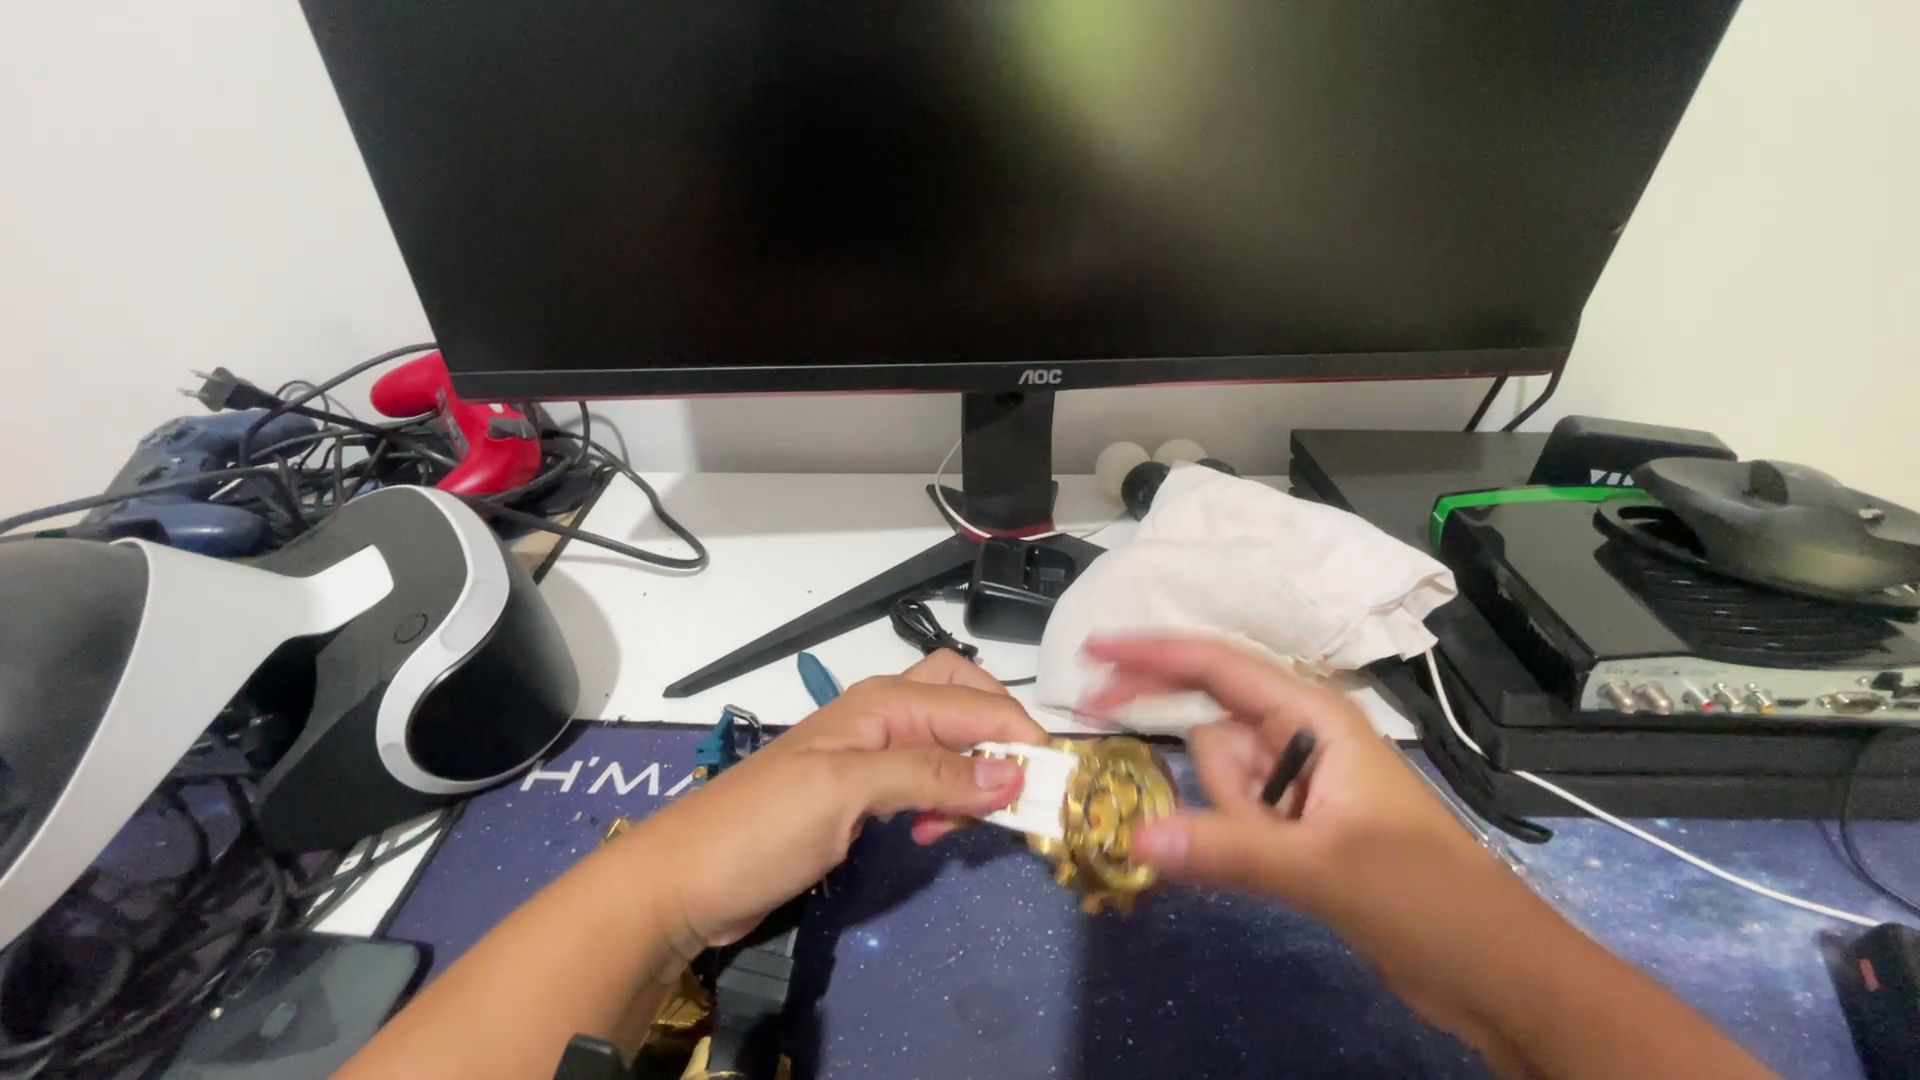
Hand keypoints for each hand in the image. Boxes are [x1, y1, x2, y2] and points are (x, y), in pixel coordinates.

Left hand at [621, 650, 1047, 956]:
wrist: (686, 879)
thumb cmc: (762, 826)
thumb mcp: (848, 792)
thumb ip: (931, 775)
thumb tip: (1014, 775)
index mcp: (883, 702)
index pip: (973, 703)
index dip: (1018, 736)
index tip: (1055, 783)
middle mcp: (884, 716)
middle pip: (964, 701)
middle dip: (998, 736)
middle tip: (1017, 787)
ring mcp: (873, 754)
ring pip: (949, 741)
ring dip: (972, 773)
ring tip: (964, 822)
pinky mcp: (864, 792)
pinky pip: (925, 778)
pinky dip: (944, 797)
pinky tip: (933, 830)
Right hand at [1083, 637, 1482, 910]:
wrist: (1499, 974)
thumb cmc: (1430, 898)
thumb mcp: (1325, 867)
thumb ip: (1225, 849)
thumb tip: (1134, 837)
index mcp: (1313, 718)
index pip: (1217, 666)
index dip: (1152, 653)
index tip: (1094, 652)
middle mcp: (1298, 739)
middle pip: (1207, 717)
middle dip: (1167, 729)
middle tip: (1096, 718)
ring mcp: (1295, 785)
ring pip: (1218, 776)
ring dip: (1224, 814)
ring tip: (1283, 855)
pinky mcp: (1293, 828)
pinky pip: (1232, 813)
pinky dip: (1223, 833)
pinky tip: (1266, 866)